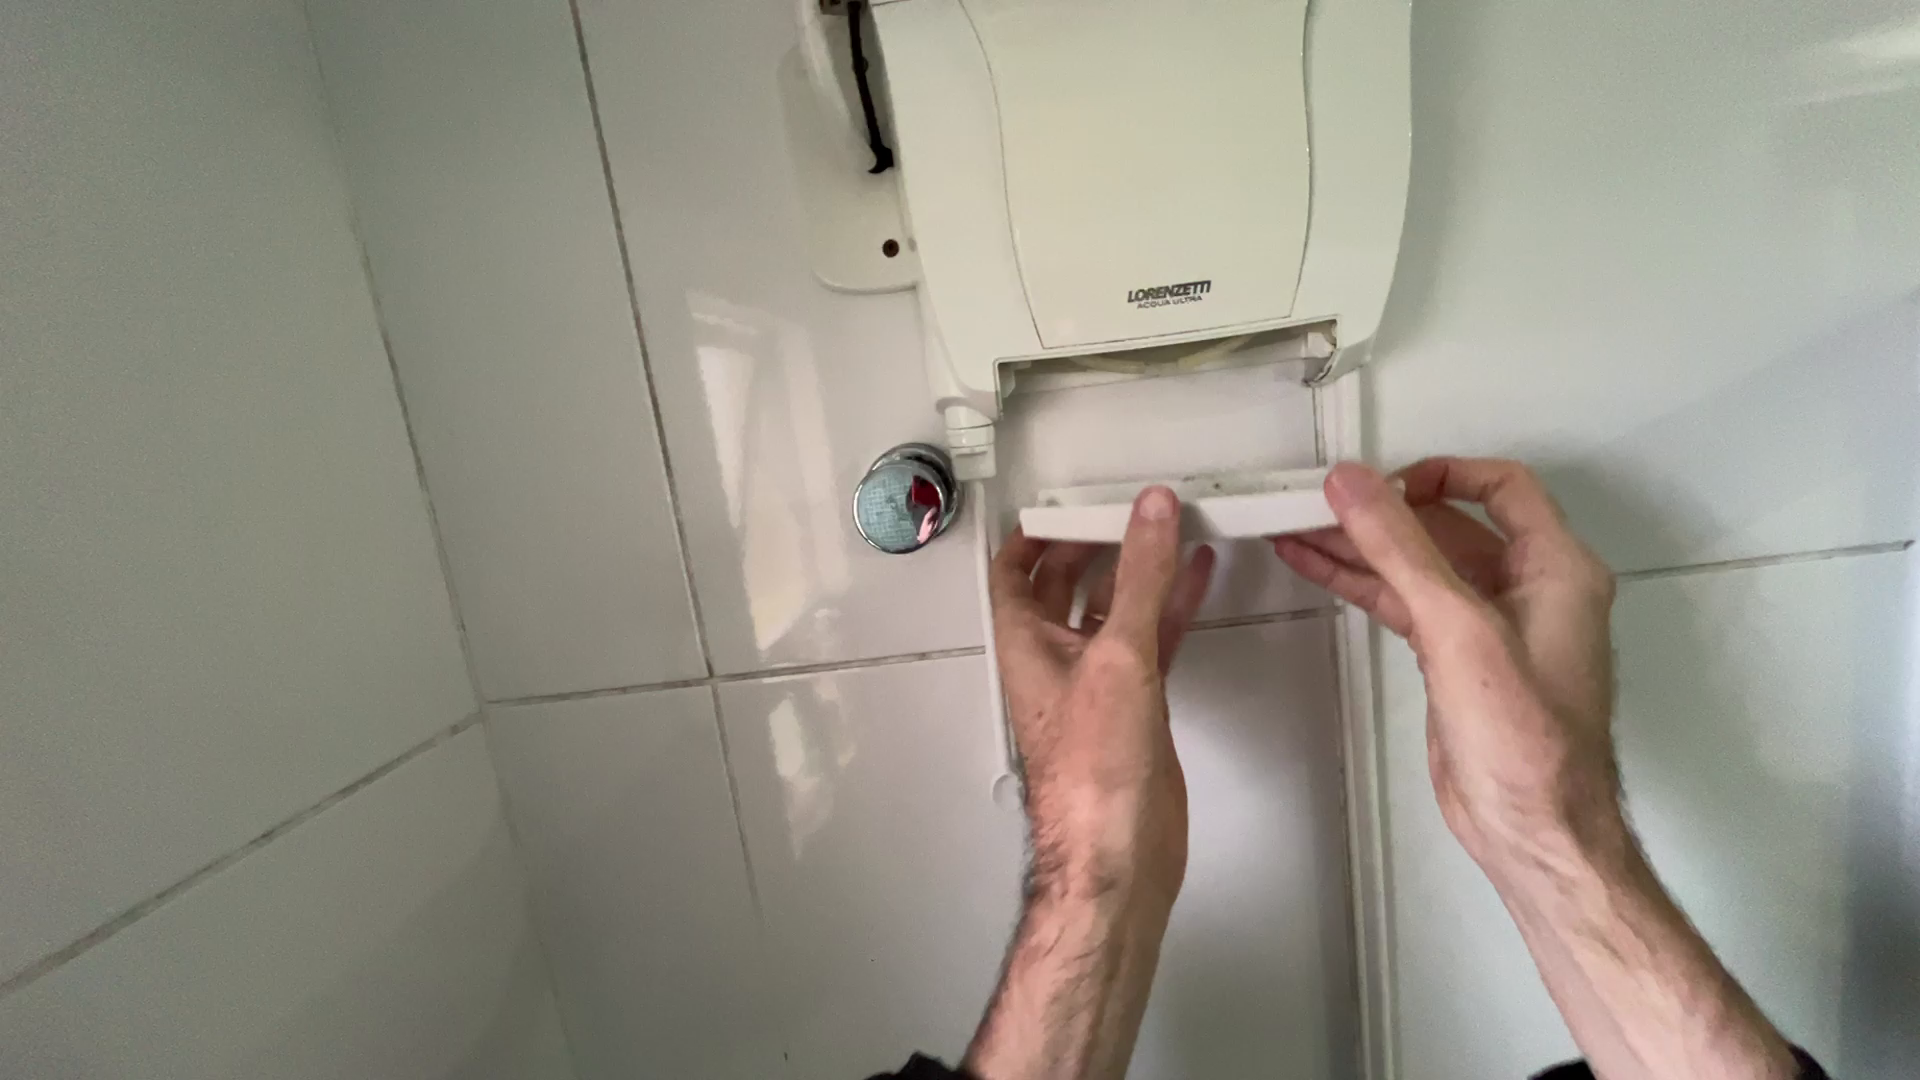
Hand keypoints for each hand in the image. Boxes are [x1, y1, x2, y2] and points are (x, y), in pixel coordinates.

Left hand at [965, 486, 1213, 1079]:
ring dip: (1138, 570)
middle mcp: (1053, 655)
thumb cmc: (1095, 763)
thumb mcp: (1117, 654)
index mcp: (1025, 640)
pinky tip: (1200, 574)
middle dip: (1093, 545)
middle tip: (1128, 508)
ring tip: (1169, 526)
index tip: (1064, 504)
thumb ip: (1139, 576)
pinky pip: (1151, 637)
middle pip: (1065, 583)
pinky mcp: (1135, 699)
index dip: (1032, 535)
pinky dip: (1172, 605)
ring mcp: (1096, 678)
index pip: (1012, 572)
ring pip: (1113, 607)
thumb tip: (1150, 509)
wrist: (1120, 849)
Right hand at [1277, 458, 1803, 1079]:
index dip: (1438, 475)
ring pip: (1411, 564)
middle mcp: (1522, 587)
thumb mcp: (1458, 628)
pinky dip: (1355, 581)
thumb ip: (1401, 549)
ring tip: (1293, 528)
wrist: (1527, 829)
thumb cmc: (1521, 736)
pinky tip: (1311, 566)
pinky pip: (1397, 599)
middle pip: (1441, 526)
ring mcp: (1481, 623)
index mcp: (1553, 569)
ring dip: (1354, 546)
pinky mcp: (1447, 653)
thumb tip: (1351, 482)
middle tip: (1313, 504)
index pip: (1500, 487)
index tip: (1376, 486)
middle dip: (1376, 513)